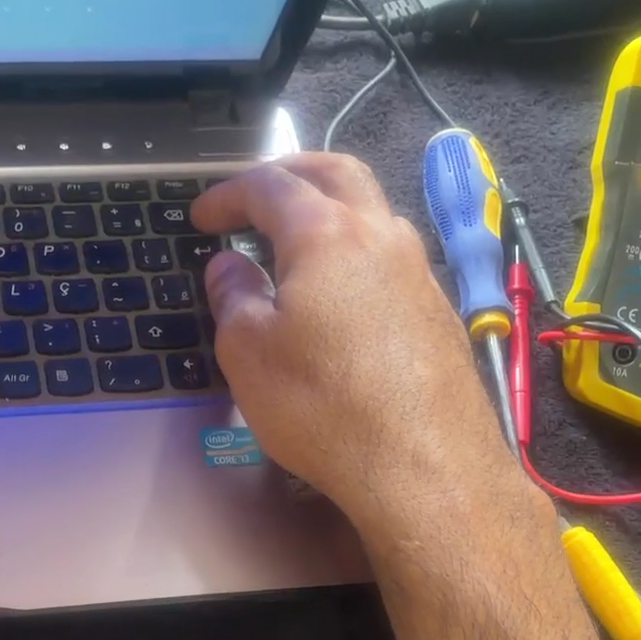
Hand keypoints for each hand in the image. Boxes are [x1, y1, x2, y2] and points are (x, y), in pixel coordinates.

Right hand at [192, 154, 528, 533]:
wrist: (422, 467)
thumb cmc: (322, 407)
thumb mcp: (249, 353)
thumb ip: (233, 298)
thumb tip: (228, 267)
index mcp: (327, 235)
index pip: (270, 187)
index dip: (228, 193)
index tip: (202, 214)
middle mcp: (381, 237)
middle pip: (337, 173)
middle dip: (290, 172)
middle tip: (255, 193)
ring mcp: (419, 272)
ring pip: (372, 214)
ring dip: (330, 211)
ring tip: (296, 243)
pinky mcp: (438, 312)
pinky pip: (390, 259)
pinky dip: (355, 254)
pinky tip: (340, 295)